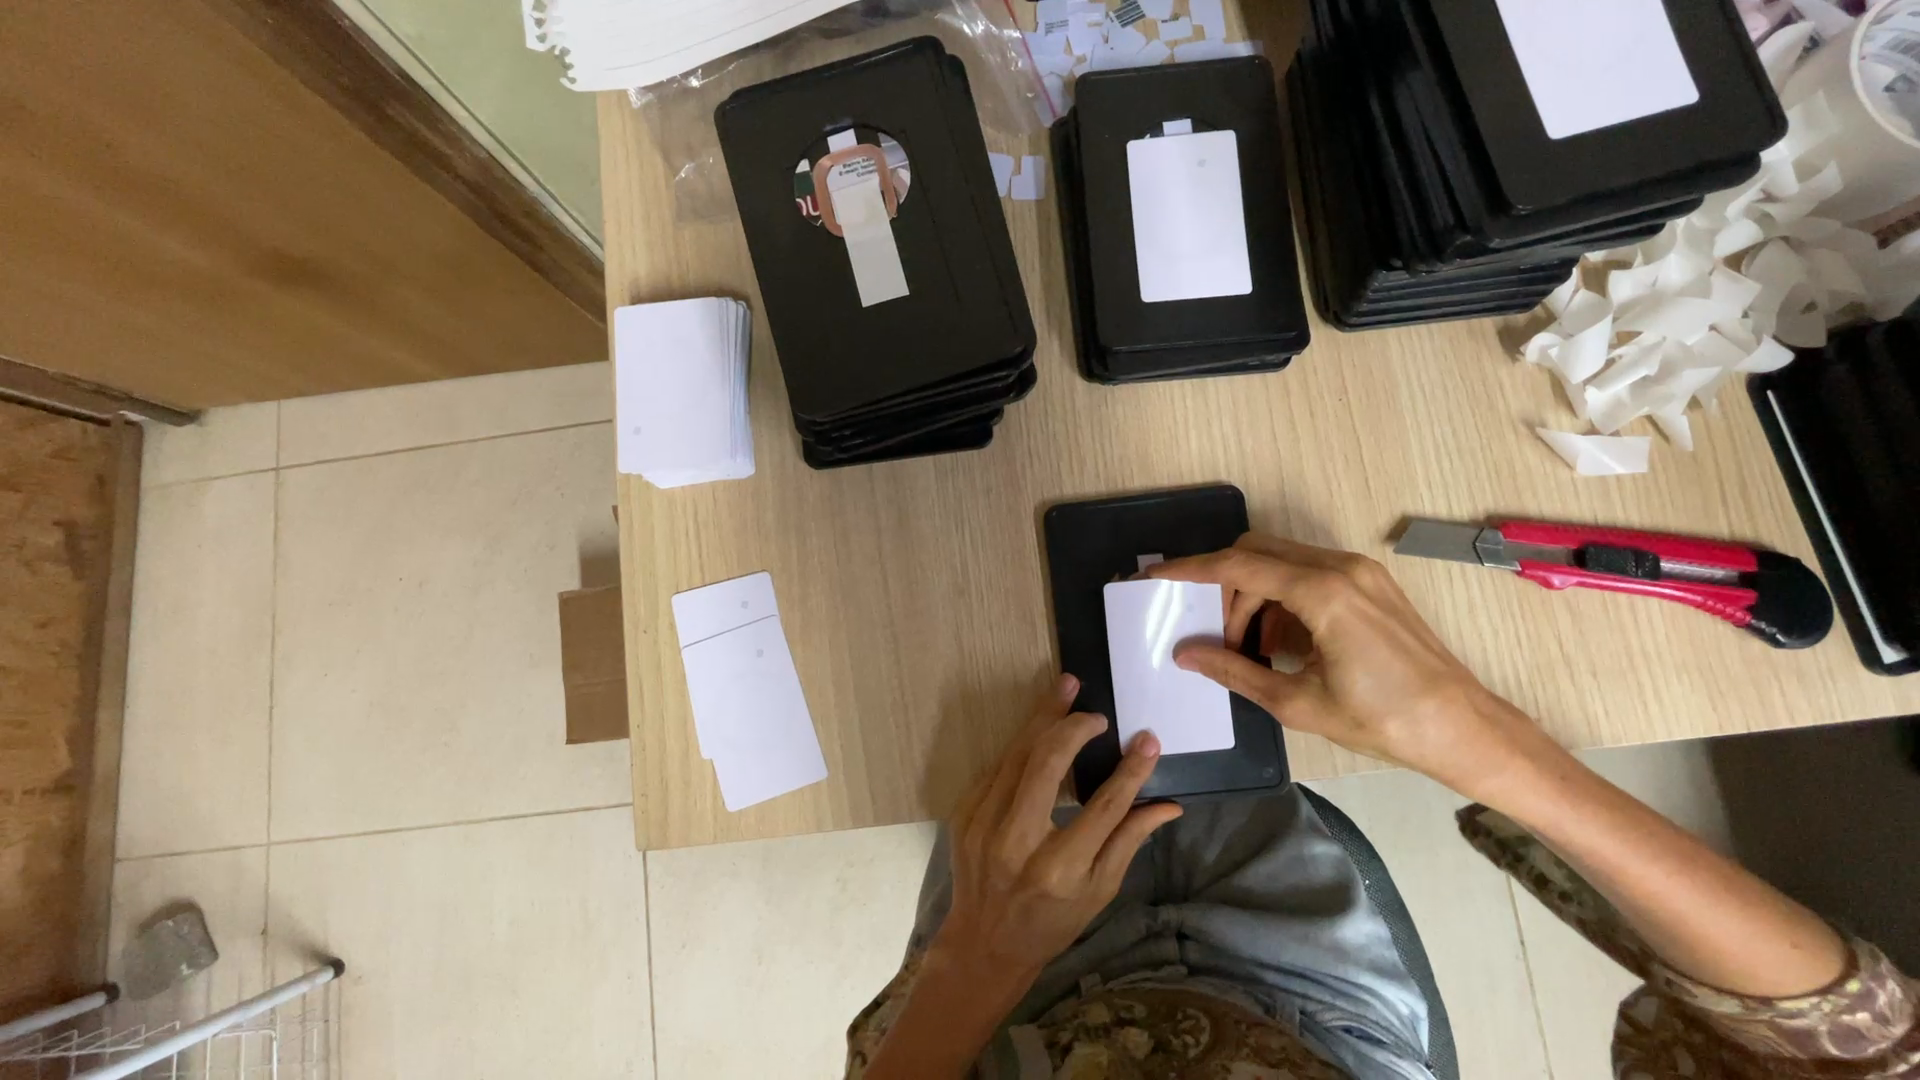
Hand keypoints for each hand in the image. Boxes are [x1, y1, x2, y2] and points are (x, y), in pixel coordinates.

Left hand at [934, 675, 1182, 989]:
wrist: (984, 942)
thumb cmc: (1052, 922)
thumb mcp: (1099, 891)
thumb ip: (1129, 841)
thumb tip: (1170, 804)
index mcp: (1059, 869)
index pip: (1104, 807)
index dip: (1130, 771)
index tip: (1147, 740)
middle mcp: (1017, 842)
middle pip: (1047, 764)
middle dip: (1073, 727)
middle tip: (1095, 711)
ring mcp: (983, 824)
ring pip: (1016, 754)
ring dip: (1042, 718)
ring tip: (1065, 688)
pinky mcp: (963, 813)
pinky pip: (997, 766)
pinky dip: (1021, 744)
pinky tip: (1039, 727)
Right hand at [1148, 533, 1555, 802]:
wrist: (1463, 728)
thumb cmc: (1382, 720)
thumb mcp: (1297, 703)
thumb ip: (1235, 671)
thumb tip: (1185, 655)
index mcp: (1322, 592)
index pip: (1238, 565)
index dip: (1190, 570)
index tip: (1155, 576)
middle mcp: (1340, 567)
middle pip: (1255, 552)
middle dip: (1224, 587)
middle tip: (1215, 636)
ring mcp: (1359, 571)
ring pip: (1280, 561)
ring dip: (1252, 596)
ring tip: (1249, 650)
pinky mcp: (1369, 583)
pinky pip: (1306, 574)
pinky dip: (1280, 599)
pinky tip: (1281, 644)